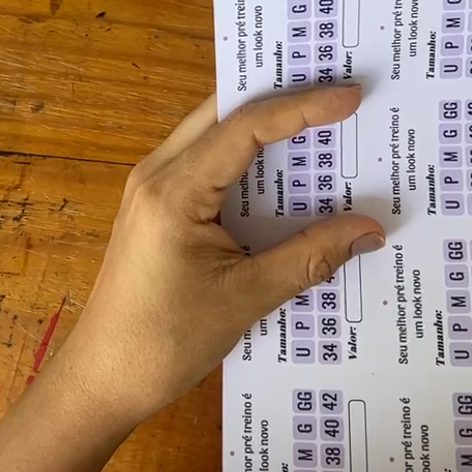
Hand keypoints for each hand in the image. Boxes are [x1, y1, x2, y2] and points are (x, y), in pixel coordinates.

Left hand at [0, 87, 386, 471]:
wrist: (100, 382)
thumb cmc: (165, 342)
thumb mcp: (245, 298)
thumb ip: (310, 257)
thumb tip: (371, 230)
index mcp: (175, 188)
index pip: (246, 126)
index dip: (302, 106)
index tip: (351, 96)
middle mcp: (159, 171)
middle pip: (225, 111)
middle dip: (281, 95)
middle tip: (334, 90)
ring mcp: (153, 183)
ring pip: (214, 128)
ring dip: (263, 120)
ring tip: (316, 115)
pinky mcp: (157, 202)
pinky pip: (207, 157)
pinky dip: (246, 150)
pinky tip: (279, 164)